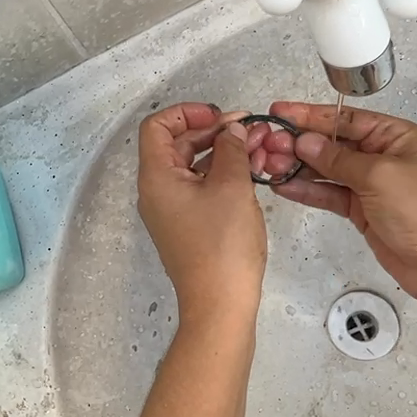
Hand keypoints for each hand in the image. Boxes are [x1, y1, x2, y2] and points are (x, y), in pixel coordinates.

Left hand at [136, 103, 268, 322]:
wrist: (220, 304)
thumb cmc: (222, 245)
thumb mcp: (231, 187)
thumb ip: (231, 149)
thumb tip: (232, 130)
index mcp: (156, 177)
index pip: (157, 126)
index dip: (187, 113)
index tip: (220, 116)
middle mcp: (156, 190)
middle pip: (177, 144)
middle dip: (214, 131)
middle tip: (251, 129)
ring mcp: (172, 209)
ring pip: (194, 166)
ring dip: (224, 152)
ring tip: (260, 148)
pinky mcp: (188, 224)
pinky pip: (202, 187)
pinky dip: (224, 175)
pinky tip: (254, 172)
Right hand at [256, 102, 416, 301]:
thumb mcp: (379, 175)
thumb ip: (338, 158)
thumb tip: (304, 142)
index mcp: (399, 137)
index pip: (348, 119)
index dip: (312, 115)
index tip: (280, 111)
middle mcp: (385, 157)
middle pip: (334, 143)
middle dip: (301, 143)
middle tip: (268, 144)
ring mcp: (372, 185)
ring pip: (328, 170)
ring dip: (299, 167)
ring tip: (268, 165)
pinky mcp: (362, 211)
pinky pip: (329, 194)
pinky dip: (307, 190)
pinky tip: (283, 186)